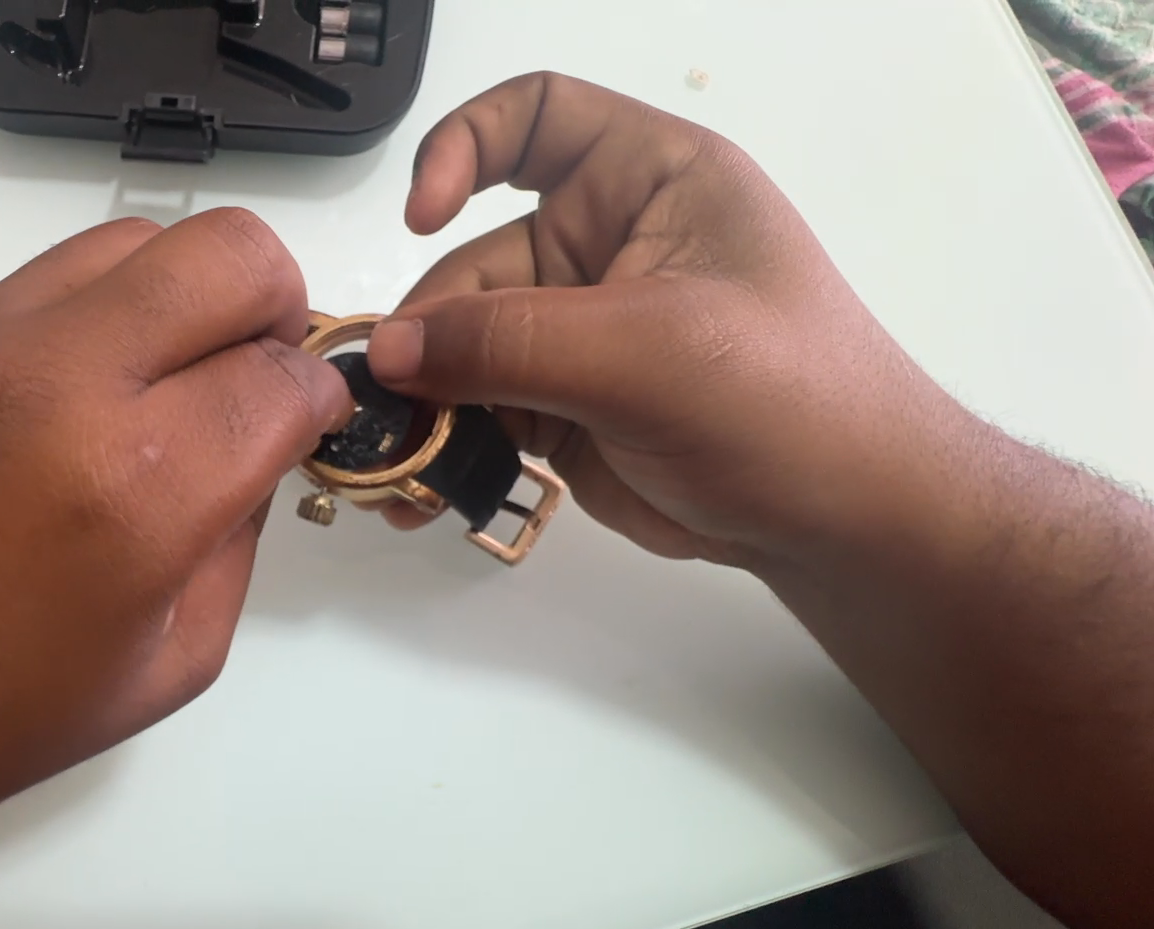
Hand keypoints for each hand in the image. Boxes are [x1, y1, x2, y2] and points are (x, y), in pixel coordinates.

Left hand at [0, 210, 349, 845]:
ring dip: (179, 299)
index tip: (302, 417)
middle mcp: (57, 386)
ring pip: (133, 243)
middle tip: (250, 365)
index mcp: (139, 489)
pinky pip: (38, 285)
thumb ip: (244, 531)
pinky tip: (53, 403)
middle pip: (227, 254)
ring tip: (155, 376)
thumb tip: (264, 436)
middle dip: (274, 301)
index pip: (281, 377)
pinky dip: (82, 326)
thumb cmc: (19, 707)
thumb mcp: (184, 653)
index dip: (316, 392)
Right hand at [367, 73, 972, 566]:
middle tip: (389, 407)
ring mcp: (565, 337)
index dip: (464, 147)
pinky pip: (469, 414)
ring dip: (416, 407)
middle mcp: (593, 253)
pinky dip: (436, 450)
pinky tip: (413, 494)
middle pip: (468, 269)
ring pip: (456, 352)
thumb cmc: (782, 405)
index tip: (419, 219)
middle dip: (424, 337)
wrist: (828, 524)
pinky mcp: (548, 408)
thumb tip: (386, 351)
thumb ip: (509, 344)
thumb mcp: (647, 354)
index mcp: (643, 186)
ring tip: (390, 464)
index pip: (535, 119)